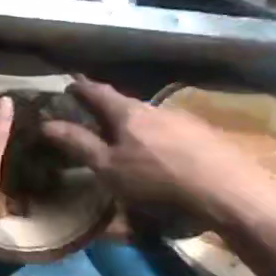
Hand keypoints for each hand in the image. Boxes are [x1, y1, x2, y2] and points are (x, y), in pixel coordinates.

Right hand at [40, 78, 275, 229]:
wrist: (229, 191)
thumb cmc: (157, 179)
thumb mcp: (108, 167)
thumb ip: (78, 144)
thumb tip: (45, 123)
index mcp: (126, 112)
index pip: (96, 91)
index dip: (80, 87)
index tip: (67, 85)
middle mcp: (154, 108)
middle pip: (124, 104)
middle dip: (106, 109)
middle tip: (91, 116)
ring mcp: (183, 120)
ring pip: (149, 118)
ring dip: (134, 125)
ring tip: (125, 139)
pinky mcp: (204, 136)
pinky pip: (170, 131)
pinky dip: (157, 138)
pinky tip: (160, 155)